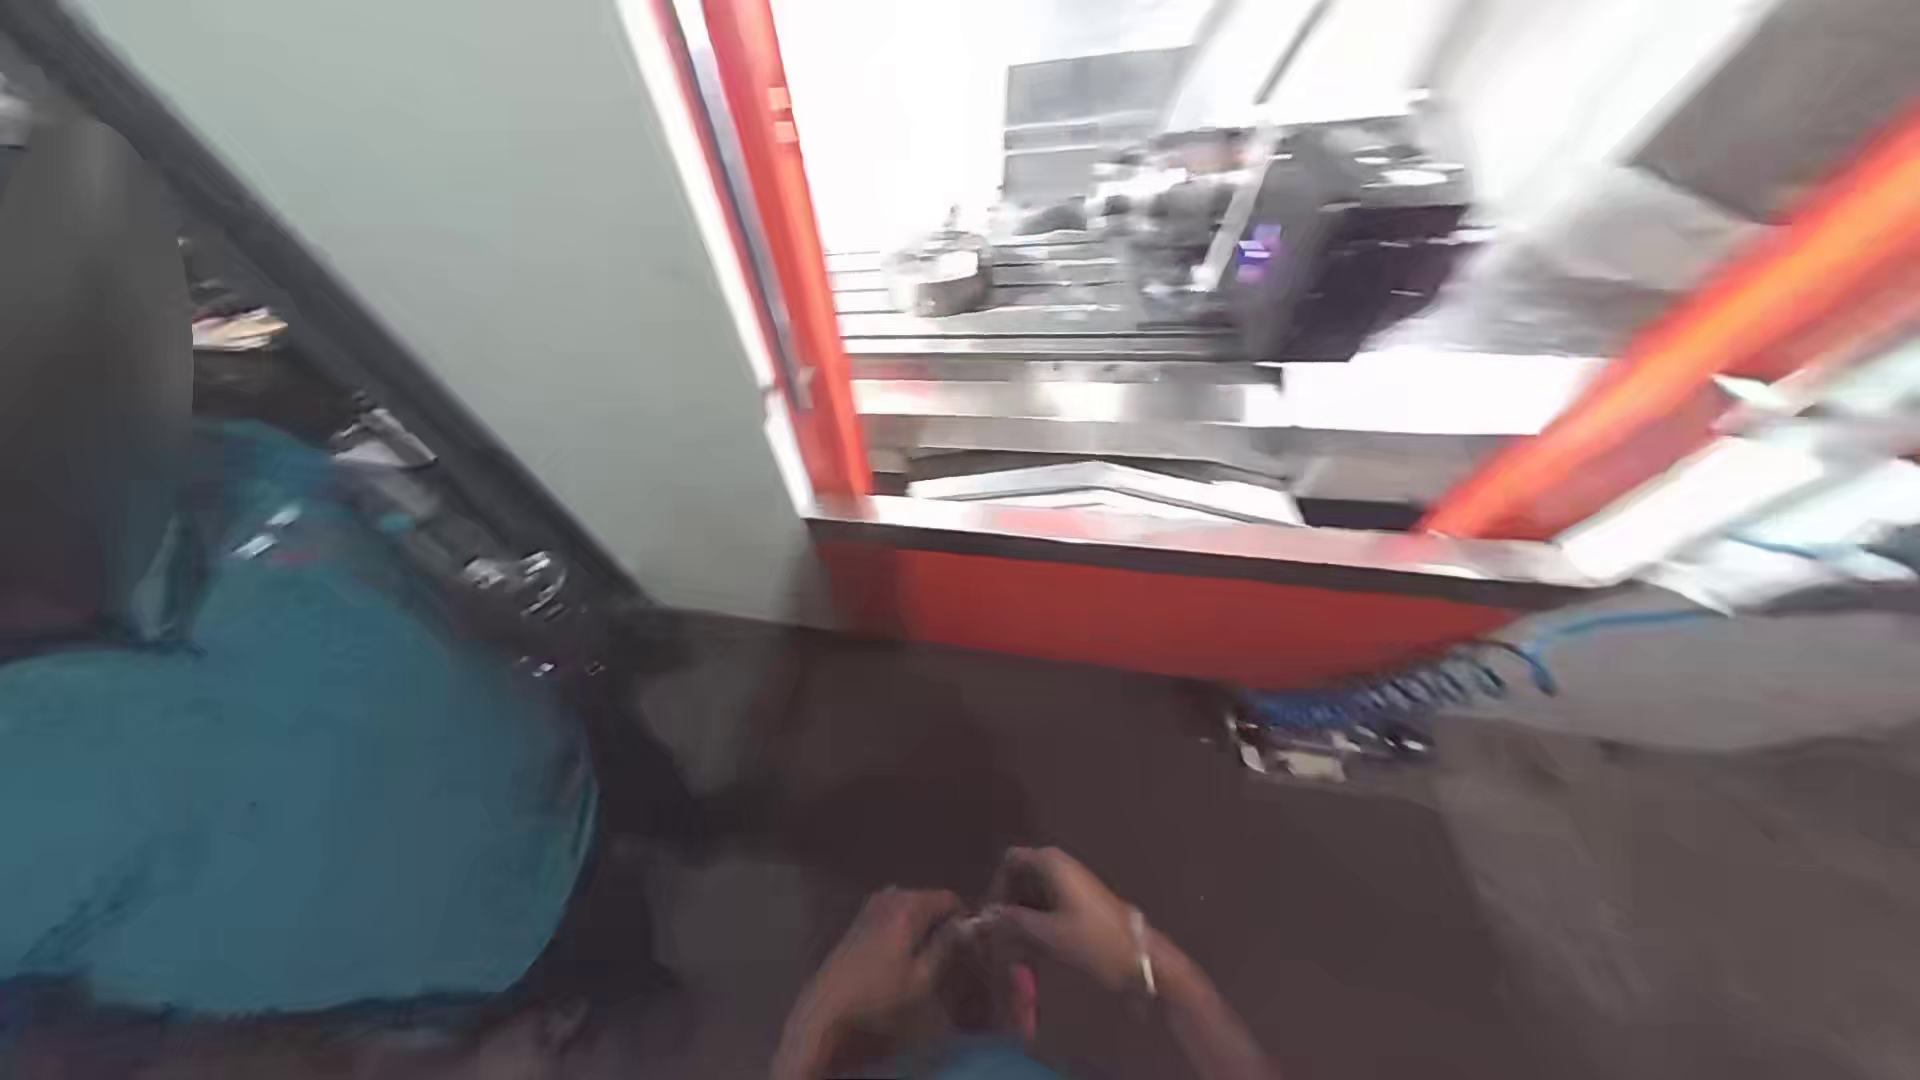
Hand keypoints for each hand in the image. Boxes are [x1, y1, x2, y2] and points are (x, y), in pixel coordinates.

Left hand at [795, 887, 962, 1034]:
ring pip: (912, 904)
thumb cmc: (879, 992)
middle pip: (930, 898)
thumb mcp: (921, 978)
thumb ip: (946, 946)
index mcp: (910, 904)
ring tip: (922, 954)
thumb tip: (965, 926)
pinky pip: (896, 910)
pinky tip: (899, 951)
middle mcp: (893, 893)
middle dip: (941, 920)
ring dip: (922, 923)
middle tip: (944, 952)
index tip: (965, 941)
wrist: (828, 1001)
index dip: (961, 917)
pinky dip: (904, 924)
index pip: (949, 897)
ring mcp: (875, 901)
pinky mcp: (863, 913)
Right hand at [986, 847, 1145, 992]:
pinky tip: (1033, 947)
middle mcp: (1057, 864)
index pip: (1009, 862)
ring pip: (1031, 892)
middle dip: (1007, 905)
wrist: (1139, 957)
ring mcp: (1068, 881)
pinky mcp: (1076, 900)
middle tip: (1000, 938)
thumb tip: (984, 919)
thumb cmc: (1093, 940)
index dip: (996, 887)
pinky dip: (1035, 921)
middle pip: (1019, 876)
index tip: (992, 918)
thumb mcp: (1048, 935)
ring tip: (1015, 948)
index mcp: (1049, 863)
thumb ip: (1013, 923)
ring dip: (1019, 916)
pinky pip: (1045, 903)